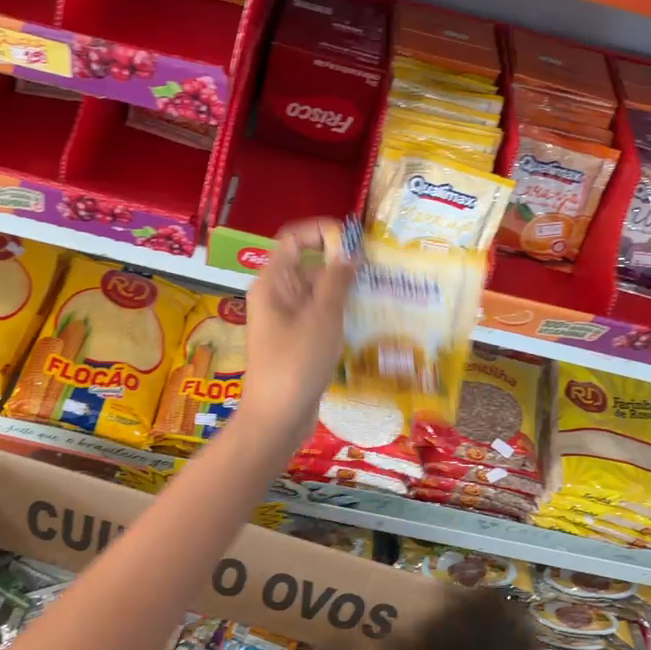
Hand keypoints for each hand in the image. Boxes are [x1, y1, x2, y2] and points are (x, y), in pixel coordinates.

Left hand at [238, 218, 355, 451]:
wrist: (277, 418)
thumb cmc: (296, 363)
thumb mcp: (322, 317)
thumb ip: (337, 279)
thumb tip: (350, 249)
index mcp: (272, 283)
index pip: (293, 239)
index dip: (322, 231)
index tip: (355, 240)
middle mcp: (275, 296)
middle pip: (307, 264)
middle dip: (340, 263)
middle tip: (377, 270)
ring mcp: (284, 320)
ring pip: (315, 293)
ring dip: (343, 291)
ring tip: (378, 293)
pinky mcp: (294, 342)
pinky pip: (317, 316)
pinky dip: (337, 314)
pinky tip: (365, 321)